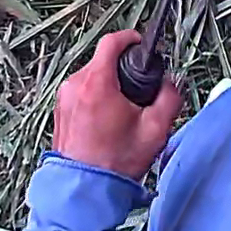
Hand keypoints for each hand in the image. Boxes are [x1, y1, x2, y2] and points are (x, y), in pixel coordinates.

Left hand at [51, 30, 181, 178]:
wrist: (84, 191)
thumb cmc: (115, 163)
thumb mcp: (155, 129)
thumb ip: (170, 97)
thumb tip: (170, 84)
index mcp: (97, 83)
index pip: (112, 41)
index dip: (130, 38)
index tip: (140, 44)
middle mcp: (75, 86)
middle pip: (103, 59)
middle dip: (122, 67)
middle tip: (139, 87)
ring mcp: (64, 98)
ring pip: (91, 75)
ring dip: (109, 83)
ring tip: (124, 108)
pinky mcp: (60, 111)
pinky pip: (81, 91)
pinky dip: (96, 96)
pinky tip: (108, 118)